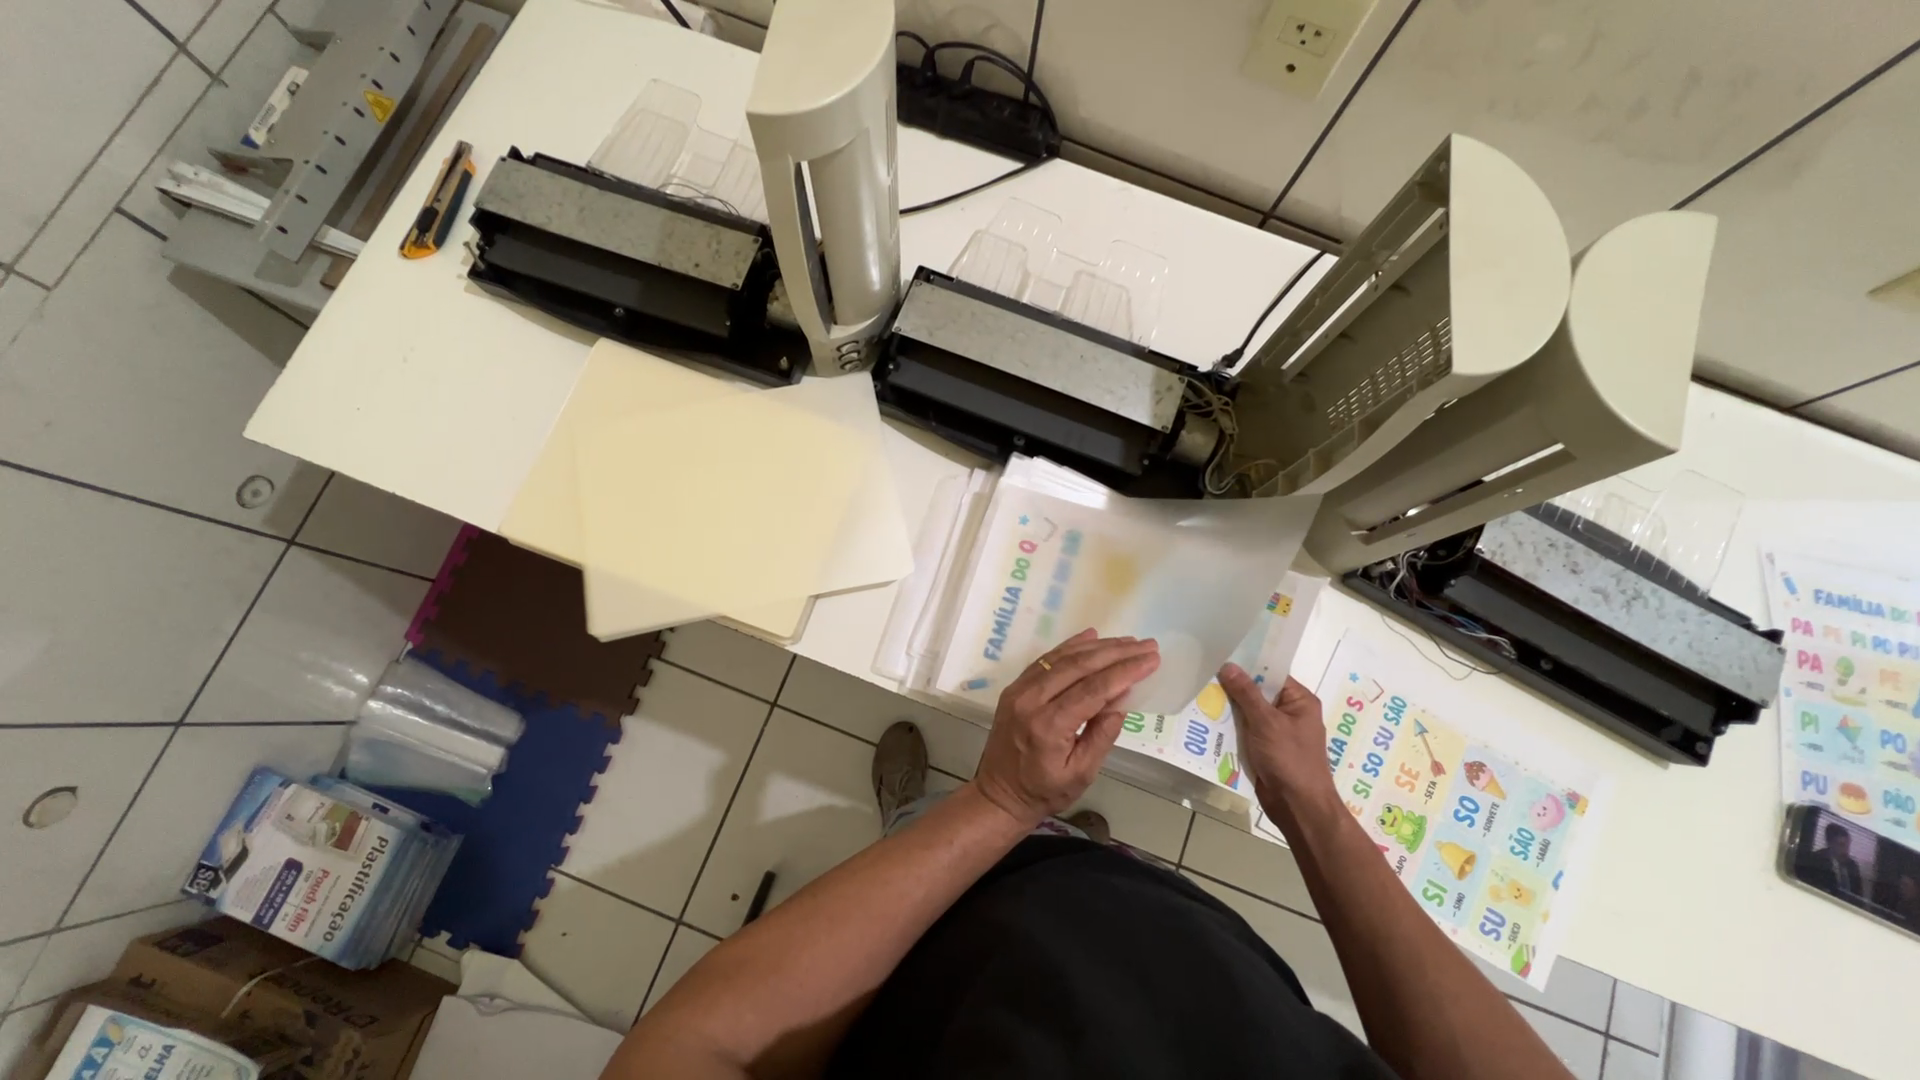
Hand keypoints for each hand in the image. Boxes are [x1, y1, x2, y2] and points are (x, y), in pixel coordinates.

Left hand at [971, 630, 1160, 828]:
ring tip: (1128, 641)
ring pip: (1062, 658)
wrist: (999, 795)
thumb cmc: (1044, 791)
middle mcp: (1031, 701)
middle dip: (1117, 653)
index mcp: (1049, 726)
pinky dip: (1070, 646)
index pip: (1094, 689)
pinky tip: (1092, 637)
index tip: (1152, 659)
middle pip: (1079, 666)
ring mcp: (1019, 691)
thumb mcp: (1081, 774)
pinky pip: (1046, 660)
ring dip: (1097, 647)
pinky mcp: (1015, 687)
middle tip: (1146, 645)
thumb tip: (1123, 697)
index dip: (1125, 671)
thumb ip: (1102, 735)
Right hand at [1219, 663, 1335, 823]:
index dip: (1248, 666)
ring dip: (1227, 710)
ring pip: (1247, 714)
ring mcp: (1276, 733)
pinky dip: (1228, 729)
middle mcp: (1289, 714)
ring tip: (1198, 696)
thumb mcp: (1266, 722)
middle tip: (1203, 675)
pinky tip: (1206, 722)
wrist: (1298, 806)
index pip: (1271, 674)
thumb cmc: (1289, 759)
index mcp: (1299, 701)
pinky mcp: (1263, 750)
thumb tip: (1229, 665)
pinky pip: (1243, 733)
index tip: (1220, 657)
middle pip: (1257, 693)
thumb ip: (1247, 693)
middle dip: (1232, 689)